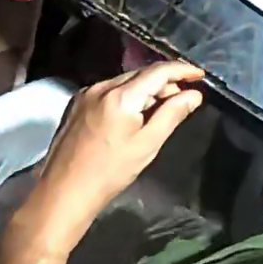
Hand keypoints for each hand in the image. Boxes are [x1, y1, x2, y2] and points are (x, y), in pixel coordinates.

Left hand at [15, 62, 205, 255]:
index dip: (182, 70)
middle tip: (185, 96)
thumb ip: (172, 114)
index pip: (158, 71)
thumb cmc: (110, 172)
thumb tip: (193, 95)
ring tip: (162, 107)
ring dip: (147, 89)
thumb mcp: (148, 144)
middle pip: (141, 74)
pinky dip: (128, 95)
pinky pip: (110, 90)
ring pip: (126, 81)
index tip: (199, 75)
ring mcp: (86, 93)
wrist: (63, 193)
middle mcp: (101, 87)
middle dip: (165, 81)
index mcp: (121, 96)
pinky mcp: (77, 103)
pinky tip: (136, 113)